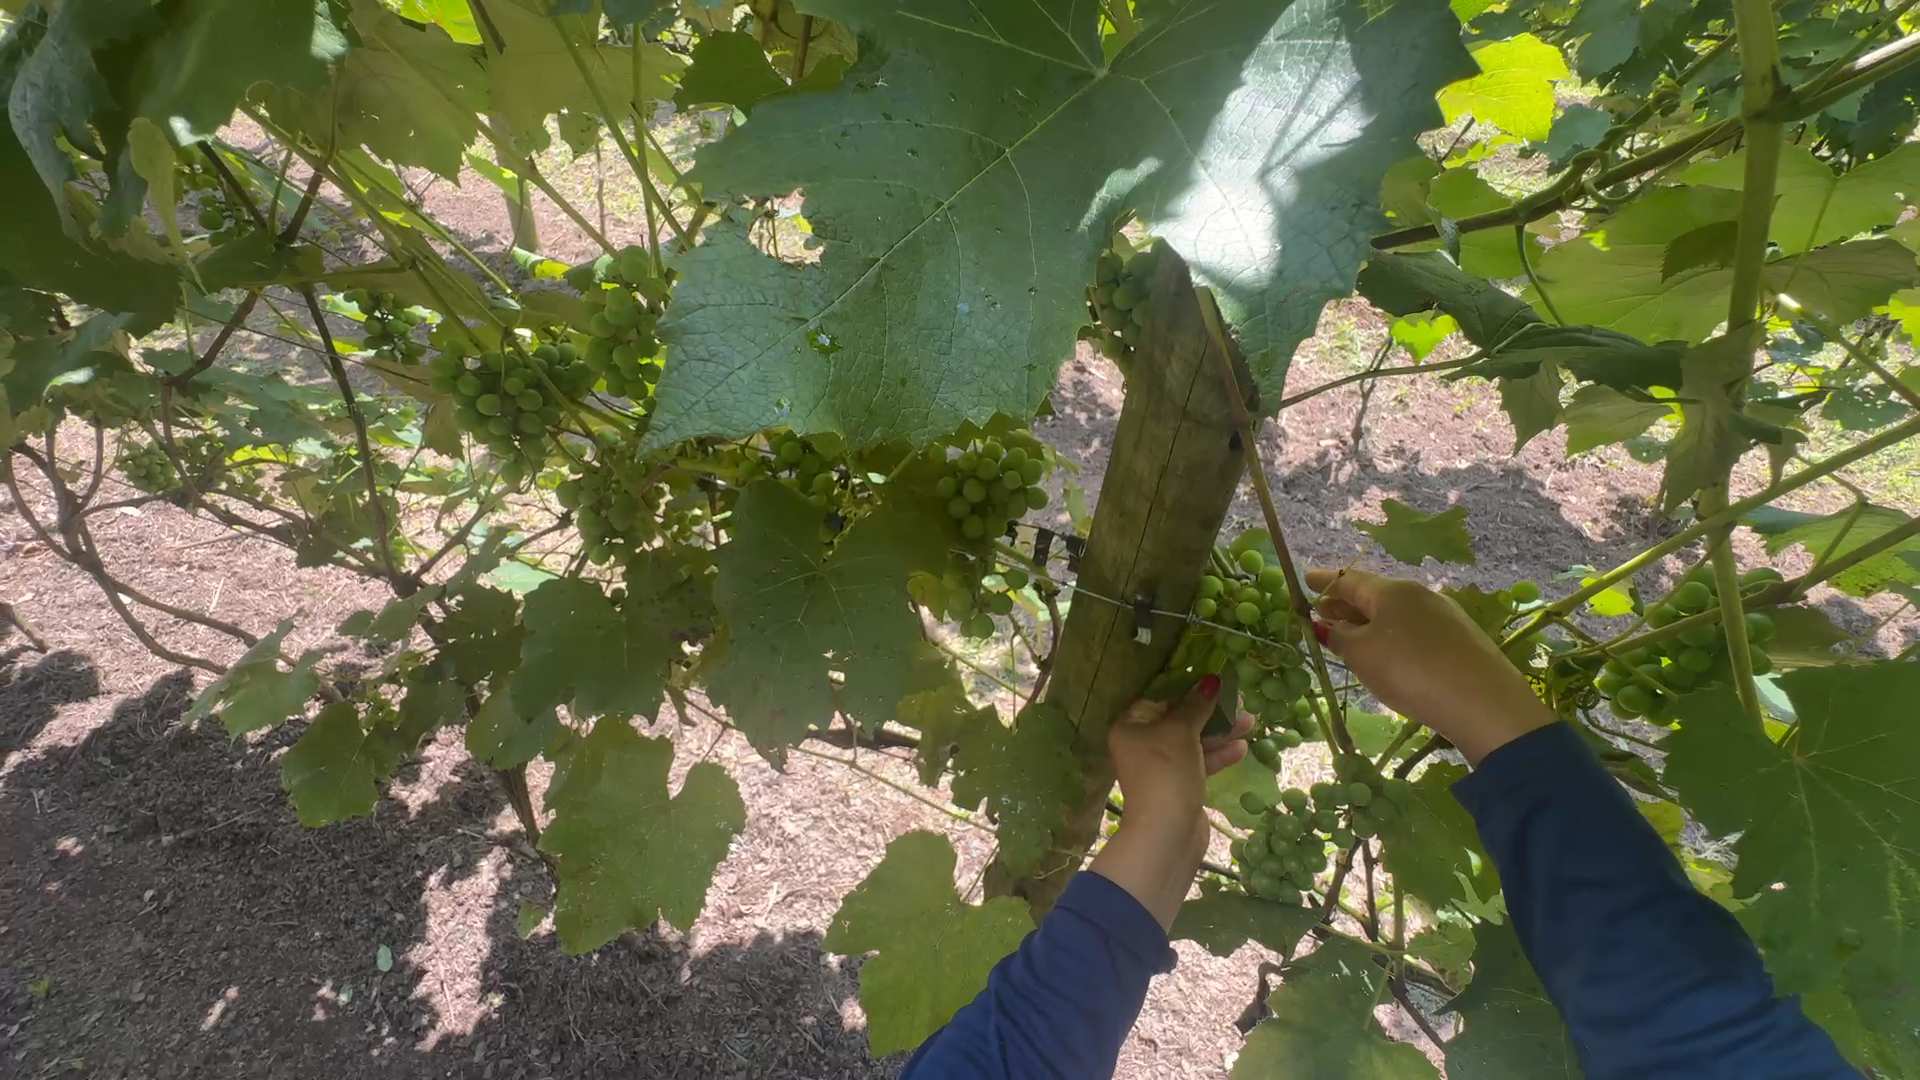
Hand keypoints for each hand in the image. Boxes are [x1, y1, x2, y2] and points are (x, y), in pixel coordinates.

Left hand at [1090, 676, 1251, 930]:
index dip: (1187, 690)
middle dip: (1210, 712)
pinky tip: (1242, 748)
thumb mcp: (1181, 732)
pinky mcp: (1178, 786)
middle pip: (1178, 720)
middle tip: (1240, 701)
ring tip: (1251, 721)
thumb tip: (1211, 679)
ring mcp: (1160, 767)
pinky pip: (1198, 763)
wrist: (1166, 834)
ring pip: (1192, 742)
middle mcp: (1141, 744)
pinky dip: (1217, 755)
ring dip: (1219, 732)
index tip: (1215, 682)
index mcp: (1130, 726)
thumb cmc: (1166, 772)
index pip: (1160, 699)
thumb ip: (1197, 706)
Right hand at [1306, 567, 1554, 764]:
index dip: (1324, 581)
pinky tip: (1386, 653)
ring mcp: (1443, 615)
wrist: (1485, 705)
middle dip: (1344, 603)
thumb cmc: (1409, 671)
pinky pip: (1412, 628)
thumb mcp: (1360, 654)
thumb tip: (1328, 627)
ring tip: (1349, 636)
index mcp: (1391, 591)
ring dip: (1367, 621)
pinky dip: (1390, 634)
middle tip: (1322, 613)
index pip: (1348, 579)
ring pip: (1394, 612)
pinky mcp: (1459, 639)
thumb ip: (1337, 636)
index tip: (1306, 580)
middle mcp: (1418, 595)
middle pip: (1372, 594)